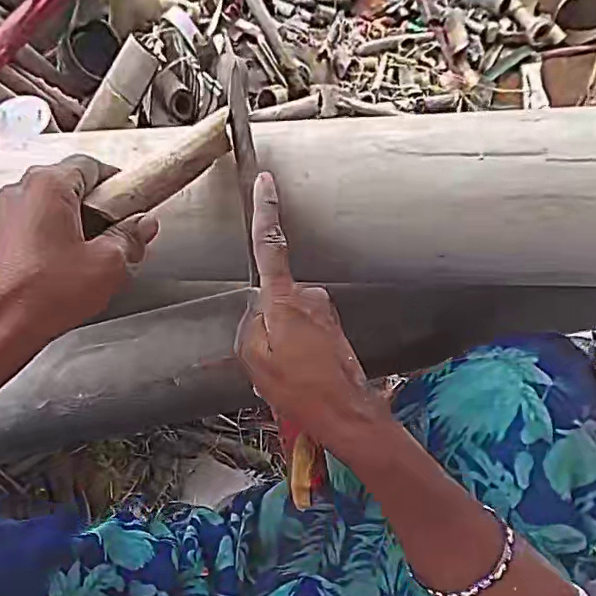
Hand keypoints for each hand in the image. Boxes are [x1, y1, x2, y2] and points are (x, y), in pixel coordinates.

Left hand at [0, 156, 159, 348]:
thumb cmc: (42, 296)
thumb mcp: (108, 264)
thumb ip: (130, 238)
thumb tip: (142, 226)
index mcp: (48, 185)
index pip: (94, 165)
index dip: (122, 185)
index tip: (138, 204)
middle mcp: (23, 193)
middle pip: (76, 188)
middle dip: (105, 211)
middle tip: (125, 238)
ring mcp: (10, 217)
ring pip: (60, 211)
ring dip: (85, 230)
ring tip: (101, 262)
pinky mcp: (6, 241)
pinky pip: (43, 230)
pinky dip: (64, 244)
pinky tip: (76, 273)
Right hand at [236, 172, 392, 457]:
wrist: (346, 413)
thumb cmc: (301, 390)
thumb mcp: (254, 361)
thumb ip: (249, 327)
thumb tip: (258, 314)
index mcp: (284, 300)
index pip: (270, 246)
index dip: (265, 211)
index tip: (265, 181)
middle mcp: (310, 298)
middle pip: (274, 294)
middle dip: (266, 321)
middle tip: (270, 360)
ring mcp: (325, 312)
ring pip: (288, 316)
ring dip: (282, 340)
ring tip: (288, 374)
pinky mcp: (334, 327)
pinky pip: (303, 329)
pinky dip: (296, 348)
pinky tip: (300, 375)